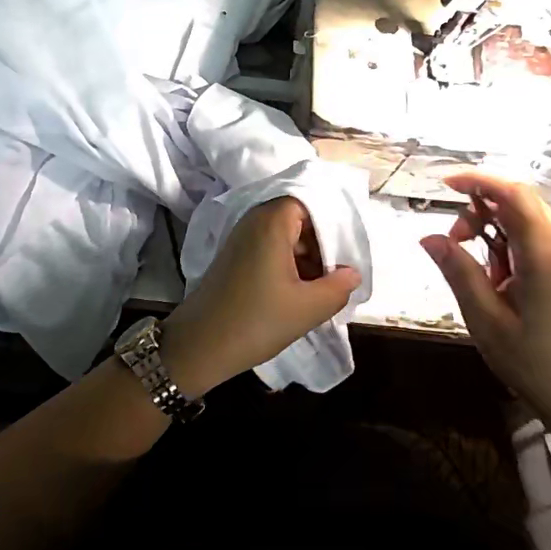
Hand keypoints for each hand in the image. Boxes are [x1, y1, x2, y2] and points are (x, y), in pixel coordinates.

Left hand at [162, 197, 361, 394]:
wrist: (198, 347)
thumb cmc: (255, 321)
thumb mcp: (308, 308)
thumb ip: (338, 287)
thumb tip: (352, 274)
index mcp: (271, 222)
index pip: (310, 202)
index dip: (332, 223)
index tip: (348, 252)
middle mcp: (254, 222)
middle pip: (299, 219)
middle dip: (322, 244)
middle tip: (338, 274)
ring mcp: (241, 240)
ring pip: (286, 237)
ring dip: (307, 258)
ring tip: (322, 289)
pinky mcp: (235, 259)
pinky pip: (271, 250)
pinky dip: (289, 266)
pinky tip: (299, 294)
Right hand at [419, 172, 550, 437]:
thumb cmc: (538, 366)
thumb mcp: (487, 321)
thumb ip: (459, 272)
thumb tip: (430, 237)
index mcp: (545, 255)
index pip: (512, 193)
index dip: (478, 180)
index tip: (445, 183)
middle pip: (523, 205)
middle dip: (482, 210)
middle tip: (455, 243)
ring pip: (532, 226)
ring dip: (498, 235)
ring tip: (481, 279)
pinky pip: (544, 247)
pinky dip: (516, 252)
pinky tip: (504, 287)